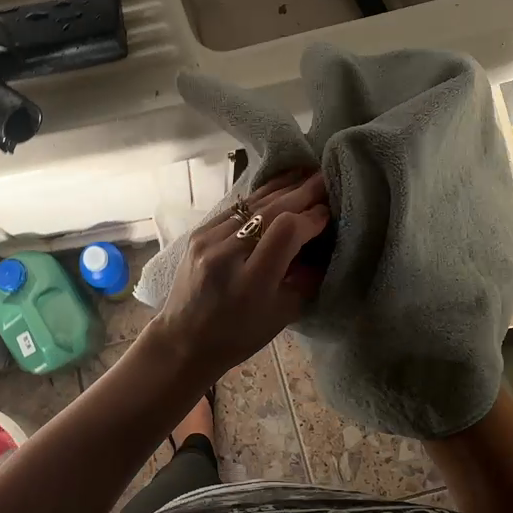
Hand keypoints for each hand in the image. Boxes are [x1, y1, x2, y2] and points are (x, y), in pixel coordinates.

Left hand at [146, 170, 330, 381]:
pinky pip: (237, 208)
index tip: (328, 213)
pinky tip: (279, 186)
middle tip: (327, 178)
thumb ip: (306, 277)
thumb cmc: (239, 335)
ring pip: (252, 204)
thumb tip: (324, 242)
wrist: (184, 339)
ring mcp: (208, 240)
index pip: (286, 231)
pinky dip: (261, 197)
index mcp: (251, 282)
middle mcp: (227, 254)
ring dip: (283, 187)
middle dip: (302, 193)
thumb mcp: (283, 314)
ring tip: (307, 173)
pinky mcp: (200, 232)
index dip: (310, 218)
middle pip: (271, 211)